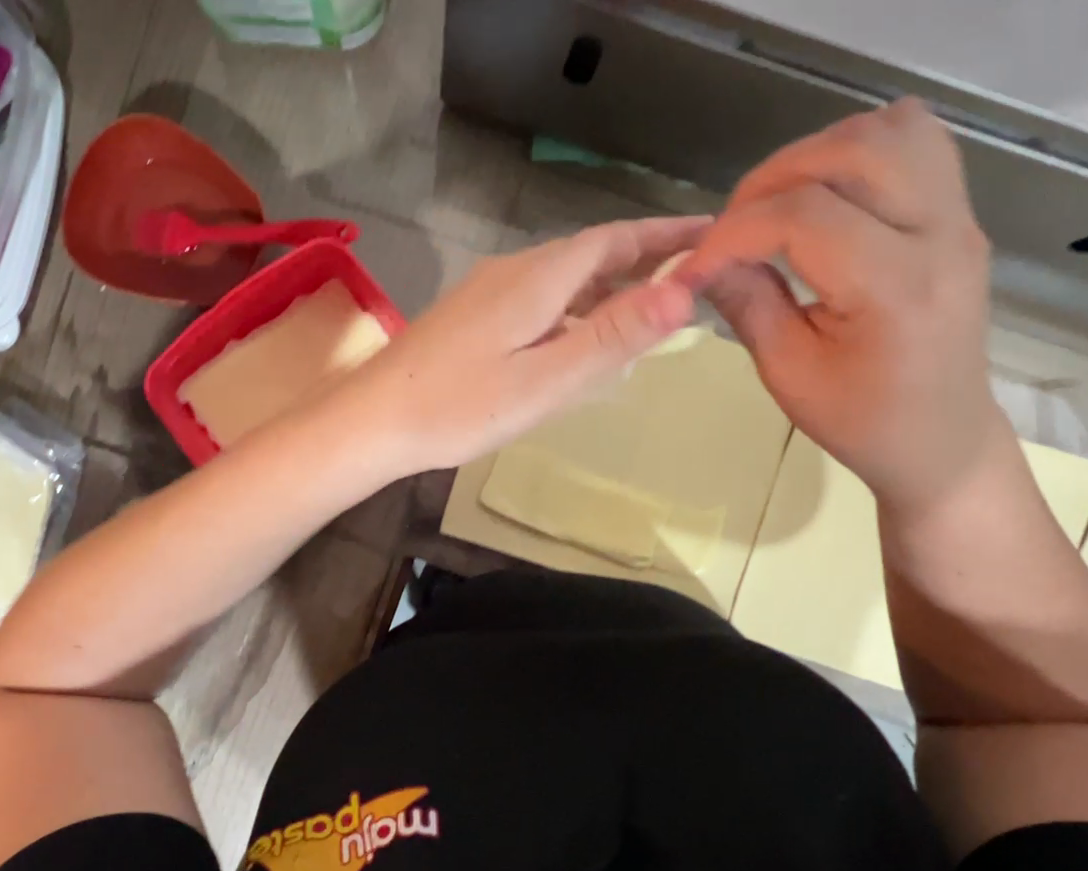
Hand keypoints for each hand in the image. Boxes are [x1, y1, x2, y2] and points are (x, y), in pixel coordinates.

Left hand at [327, 218, 707, 474]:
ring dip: (608, 284)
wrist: (371, 421)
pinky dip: (574, 307)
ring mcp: (487, 292)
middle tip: (695, 275)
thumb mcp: (545, 380)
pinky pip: (538, 299)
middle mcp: (514, 271)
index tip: (715, 233)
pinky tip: (578, 337)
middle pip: (591, 253)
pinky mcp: (470, 317)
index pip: (617, 239)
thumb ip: (612, 337)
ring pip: (563, 277)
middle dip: (644, 258)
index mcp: (539, 278)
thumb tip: (684, 291)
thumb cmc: (459, 407)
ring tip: (649, 306)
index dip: (667, 235)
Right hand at [672, 98, 1007, 514]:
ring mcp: (958, 217)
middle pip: (853, 151)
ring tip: (779, 203)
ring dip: (819, 153)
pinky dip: (861, 150)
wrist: (940, 437)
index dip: (733, 233)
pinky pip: (917, 142)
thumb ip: (747, 304)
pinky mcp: (959, 213)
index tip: (693, 267)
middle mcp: (938, 235)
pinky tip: (826, 192)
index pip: (803, 217)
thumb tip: (701, 262)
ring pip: (892, 130)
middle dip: (773, 178)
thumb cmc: (861, 419)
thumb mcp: (788, 373)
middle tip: (735, 226)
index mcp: (895, 288)